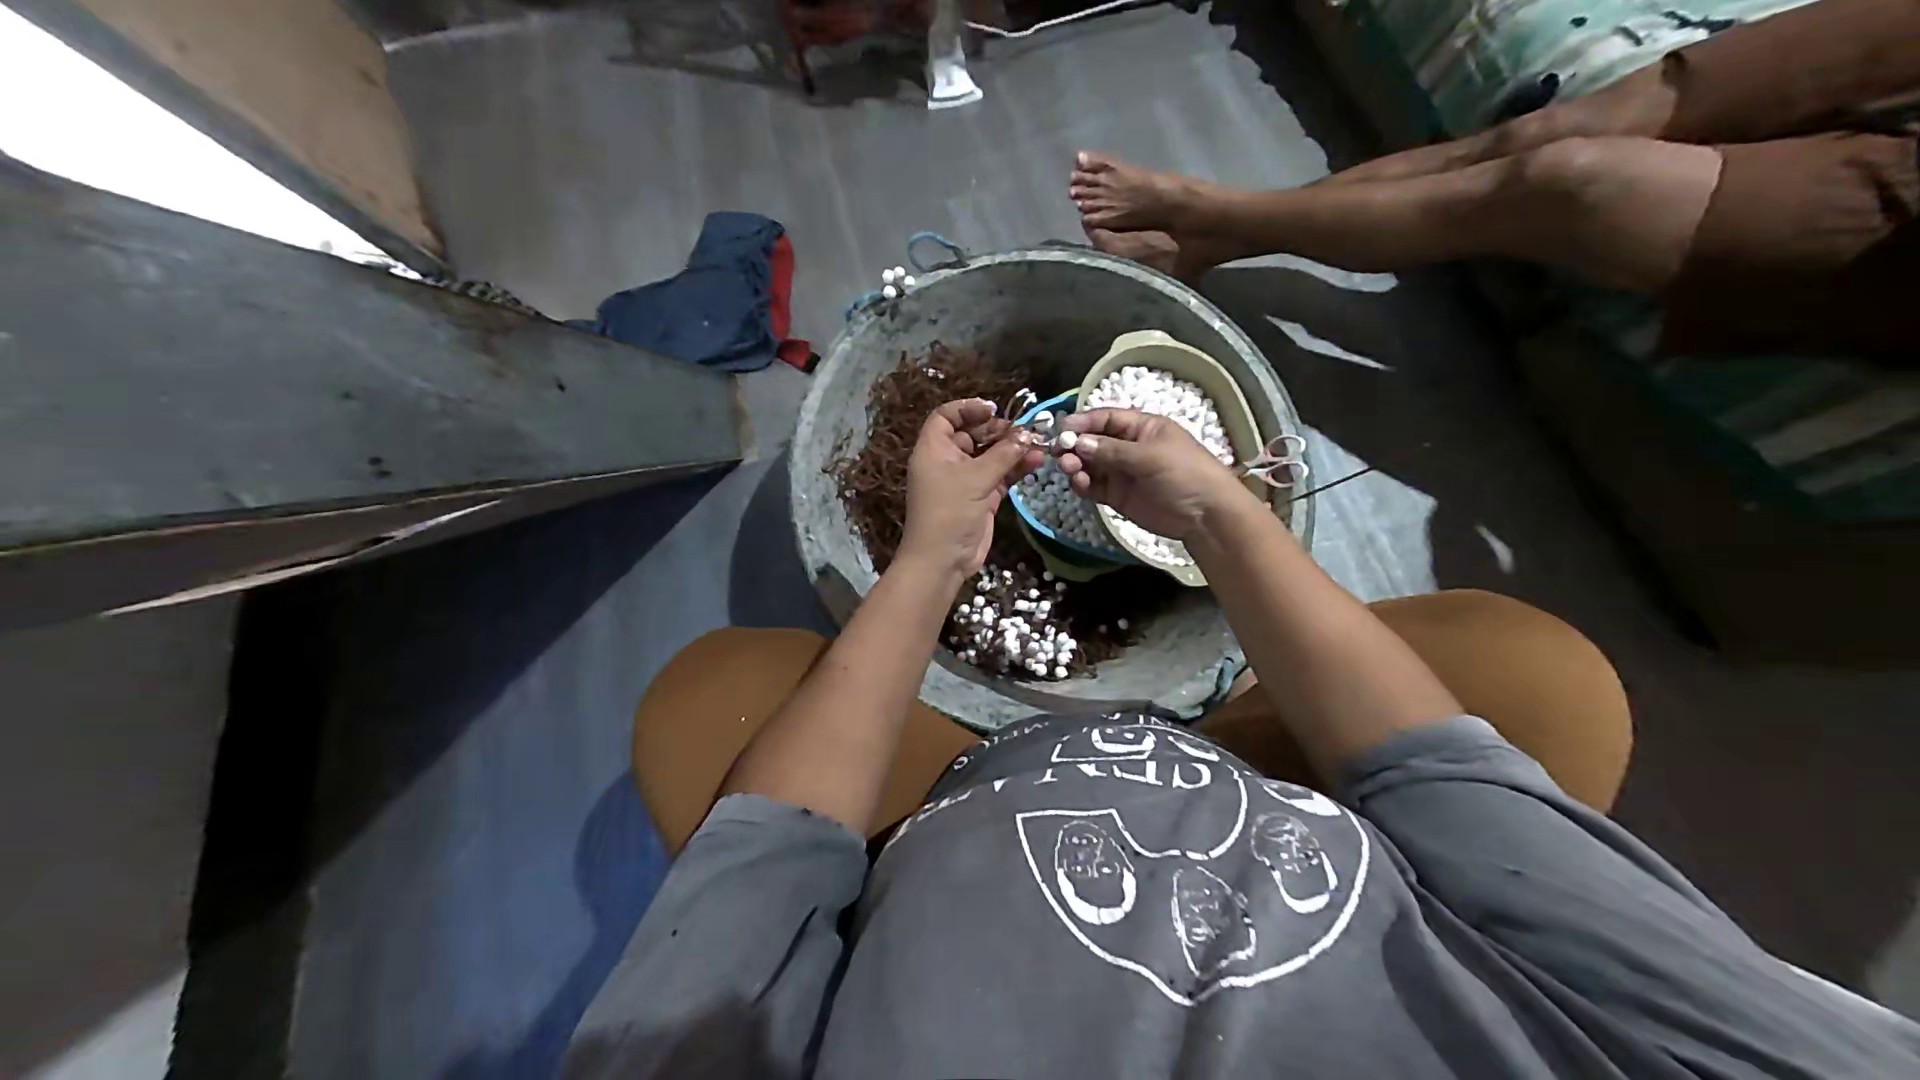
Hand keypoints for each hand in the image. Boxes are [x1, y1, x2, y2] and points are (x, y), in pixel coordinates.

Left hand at [898, 399, 1044, 577]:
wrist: (943, 559)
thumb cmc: (949, 512)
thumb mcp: (975, 478)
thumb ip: (1003, 454)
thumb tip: (1027, 435)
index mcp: (933, 449)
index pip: (946, 416)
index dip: (968, 409)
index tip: (993, 409)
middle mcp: (947, 461)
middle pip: (972, 434)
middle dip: (999, 431)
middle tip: (1023, 431)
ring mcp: (965, 480)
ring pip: (990, 456)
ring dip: (1012, 450)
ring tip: (1037, 445)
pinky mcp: (981, 497)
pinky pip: (999, 475)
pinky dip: (1015, 469)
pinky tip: (1036, 462)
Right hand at [1056, 408, 1259, 539]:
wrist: (1205, 516)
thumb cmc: (1184, 474)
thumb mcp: (1149, 456)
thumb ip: (1112, 450)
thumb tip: (1078, 442)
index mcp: (1141, 428)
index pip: (1106, 418)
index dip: (1083, 422)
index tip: (1062, 428)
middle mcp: (1128, 447)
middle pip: (1092, 441)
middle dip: (1075, 445)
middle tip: (1060, 453)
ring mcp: (1121, 472)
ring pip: (1089, 464)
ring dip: (1076, 465)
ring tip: (1070, 470)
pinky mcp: (1117, 495)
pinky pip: (1093, 486)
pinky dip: (1083, 485)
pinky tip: (1079, 485)